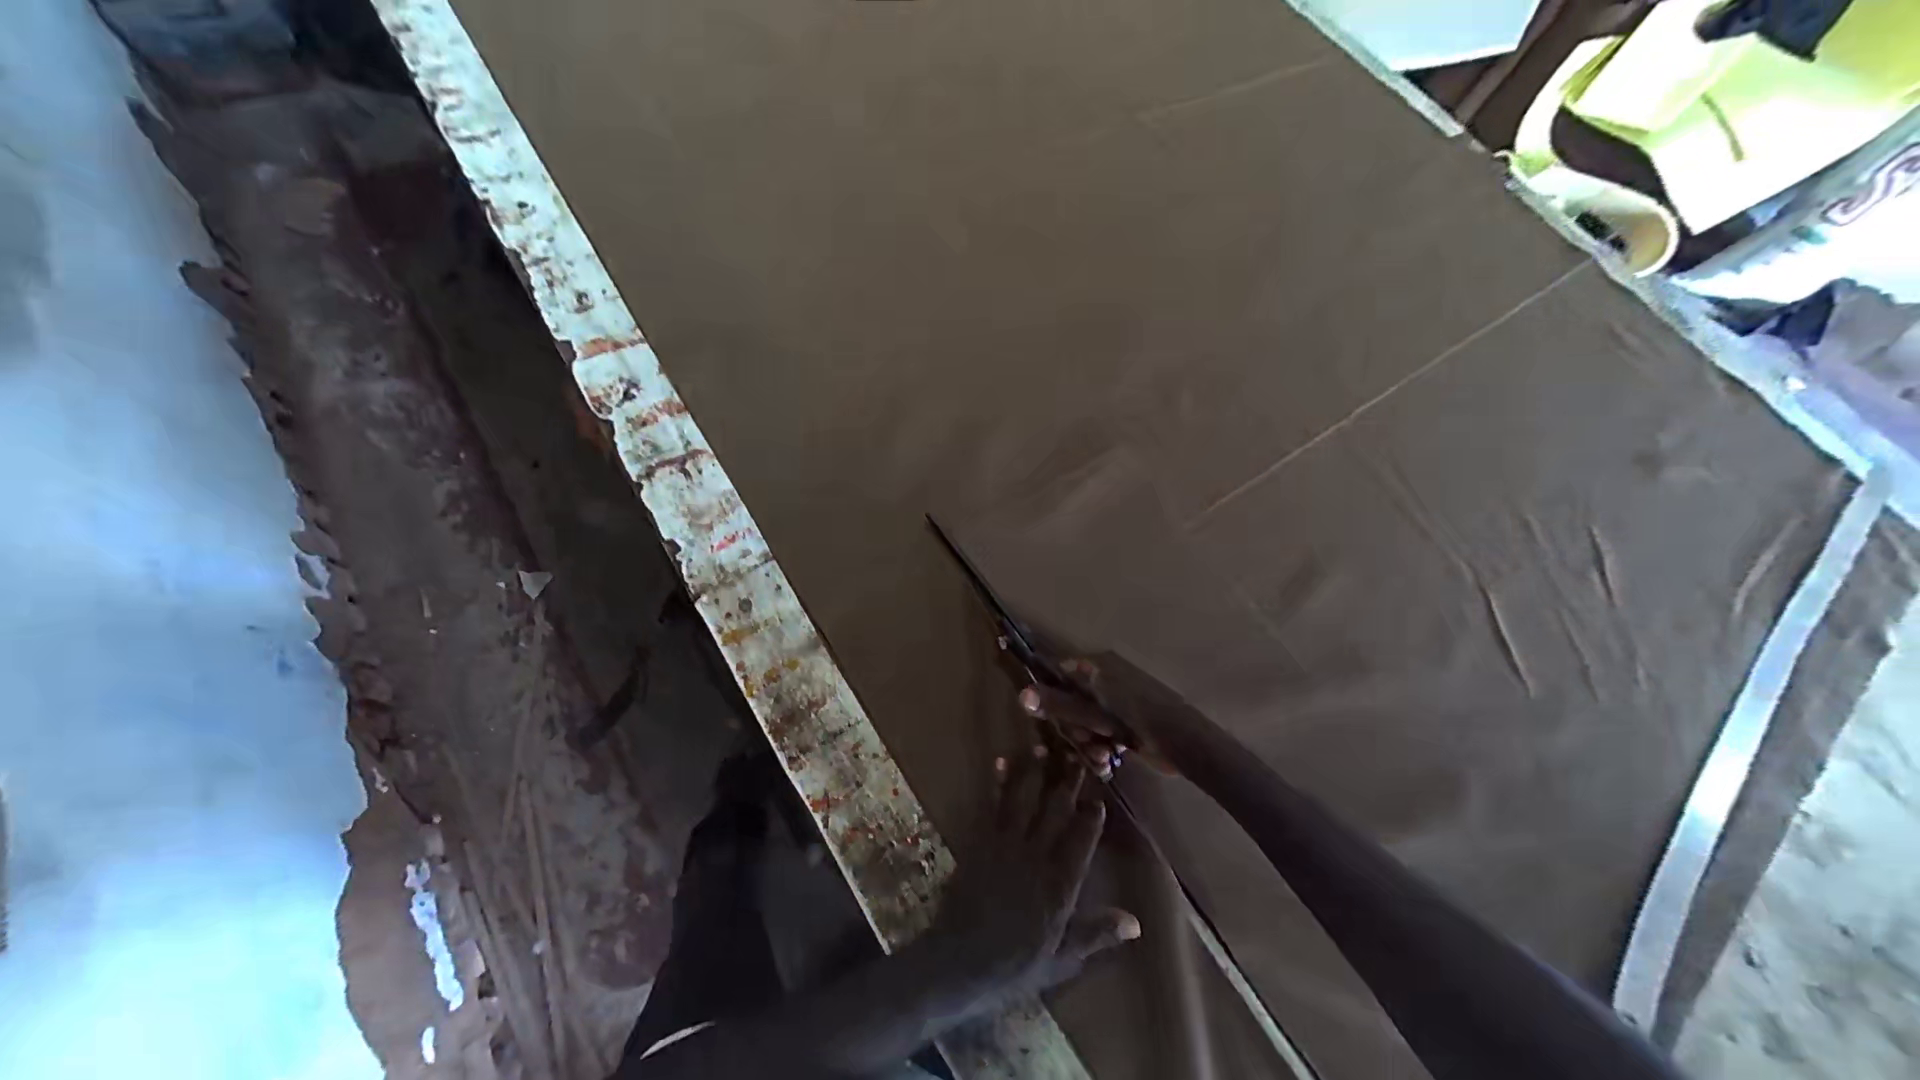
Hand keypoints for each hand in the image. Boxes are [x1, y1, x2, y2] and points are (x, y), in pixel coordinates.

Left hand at [927, 747, 1138, 1002]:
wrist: (960, 962)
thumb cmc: (1014, 966)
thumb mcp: (1061, 960)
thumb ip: (1096, 934)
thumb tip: (1135, 921)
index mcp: (1060, 886)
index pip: (1082, 841)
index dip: (1092, 816)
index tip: (1100, 795)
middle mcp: (1036, 858)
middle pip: (1056, 812)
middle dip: (1069, 783)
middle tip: (1078, 755)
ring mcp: (1006, 846)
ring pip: (1025, 800)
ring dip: (1035, 772)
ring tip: (1043, 746)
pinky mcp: (981, 843)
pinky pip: (993, 806)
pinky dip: (999, 782)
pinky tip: (1001, 762)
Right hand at [1019, 655, 1183, 776]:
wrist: (1186, 744)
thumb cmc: (1140, 717)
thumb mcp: (1096, 712)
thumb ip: (1060, 703)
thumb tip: (1022, 694)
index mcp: (1096, 668)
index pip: (1058, 674)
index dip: (1046, 694)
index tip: (1041, 716)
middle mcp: (1103, 682)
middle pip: (1069, 704)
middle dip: (1074, 728)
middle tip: (1083, 740)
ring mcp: (1115, 705)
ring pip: (1084, 724)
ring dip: (1088, 743)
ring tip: (1101, 755)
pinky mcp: (1125, 727)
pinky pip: (1100, 736)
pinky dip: (1101, 750)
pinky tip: (1108, 761)